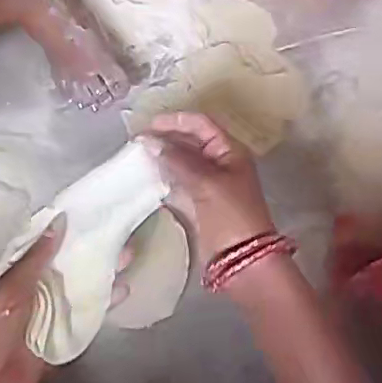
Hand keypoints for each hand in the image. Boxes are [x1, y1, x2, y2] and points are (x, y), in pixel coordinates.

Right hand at [143, 113, 275, 265]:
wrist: (243, 261)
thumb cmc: (231, 216)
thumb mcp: (206, 183)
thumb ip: (178, 160)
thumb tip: (150, 142)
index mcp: (230, 150)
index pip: (201, 124)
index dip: (176, 121)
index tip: (150, 124)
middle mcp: (220, 161)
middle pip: (191, 140)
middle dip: (166, 137)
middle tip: (138, 141)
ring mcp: (210, 182)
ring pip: (183, 160)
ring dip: (164, 156)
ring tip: (139, 156)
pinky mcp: (200, 201)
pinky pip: (180, 180)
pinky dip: (165, 176)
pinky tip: (148, 176)